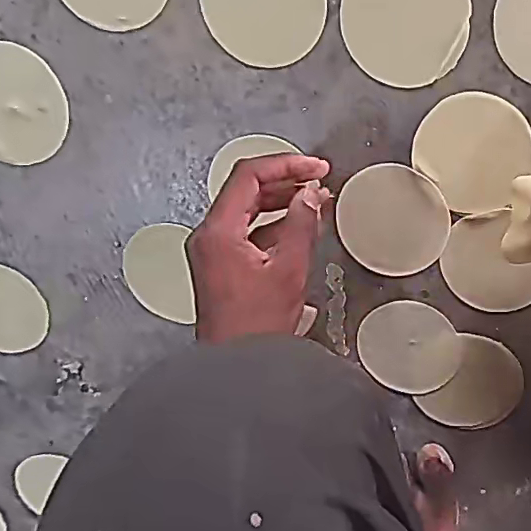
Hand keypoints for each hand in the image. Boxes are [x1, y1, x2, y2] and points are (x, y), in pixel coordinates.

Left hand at [187, 153, 330, 342]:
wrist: (238, 365)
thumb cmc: (259, 323)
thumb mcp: (289, 269)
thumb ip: (301, 225)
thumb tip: (311, 194)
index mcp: (219, 231)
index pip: (249, 176)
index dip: (286, 165)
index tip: (317, 167)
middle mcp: (210, 235)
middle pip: (246, 189)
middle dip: (285, 180)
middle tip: (319, 179)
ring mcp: (214, 250)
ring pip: (248, 209)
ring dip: (281, 200)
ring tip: (316, 199)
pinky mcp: (223, 263)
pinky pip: (249, 230)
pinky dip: (275, 222)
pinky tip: (301, 225)